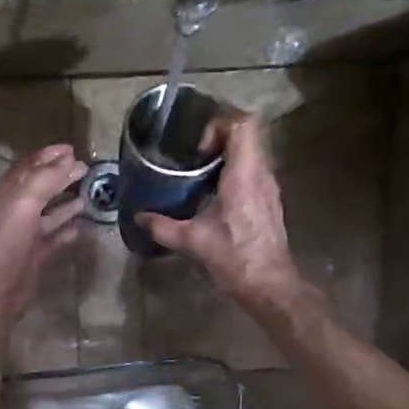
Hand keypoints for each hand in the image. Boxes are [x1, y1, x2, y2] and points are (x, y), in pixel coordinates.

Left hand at [0, 144, 87, 316]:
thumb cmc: (9, 242)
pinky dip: (67, 230)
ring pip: (48, 212)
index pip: (28, 168)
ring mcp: (24, 235)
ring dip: (66, 201)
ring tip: (89, 193)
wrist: (0, 289)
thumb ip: (46, 179)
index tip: (72, 149)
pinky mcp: (34, 255)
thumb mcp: (25, 203)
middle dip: (61, 176)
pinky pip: (53, 237)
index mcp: (7, 195)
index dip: (48, 156)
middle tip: (86, 169)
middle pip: (40, 188)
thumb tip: (69, 158)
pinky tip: (82, 226)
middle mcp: (14, 212)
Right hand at [138, 113, 301, 309]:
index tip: (198, 149)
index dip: (219, 124)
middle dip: (220, 135)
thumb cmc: (234, 258)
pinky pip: (254, 169)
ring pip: (252, 150)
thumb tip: (139, 217)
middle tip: (195, 156)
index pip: (243, 124)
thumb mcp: (192, 241)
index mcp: (244, 175)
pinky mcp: (269, 199)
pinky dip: (234, 169)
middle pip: (248, 132)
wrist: (268, 284)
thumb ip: (161, 226)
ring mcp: (269, 186)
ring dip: (227, 153)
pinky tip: (214, 193)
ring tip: (201, 172)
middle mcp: (261, 174)